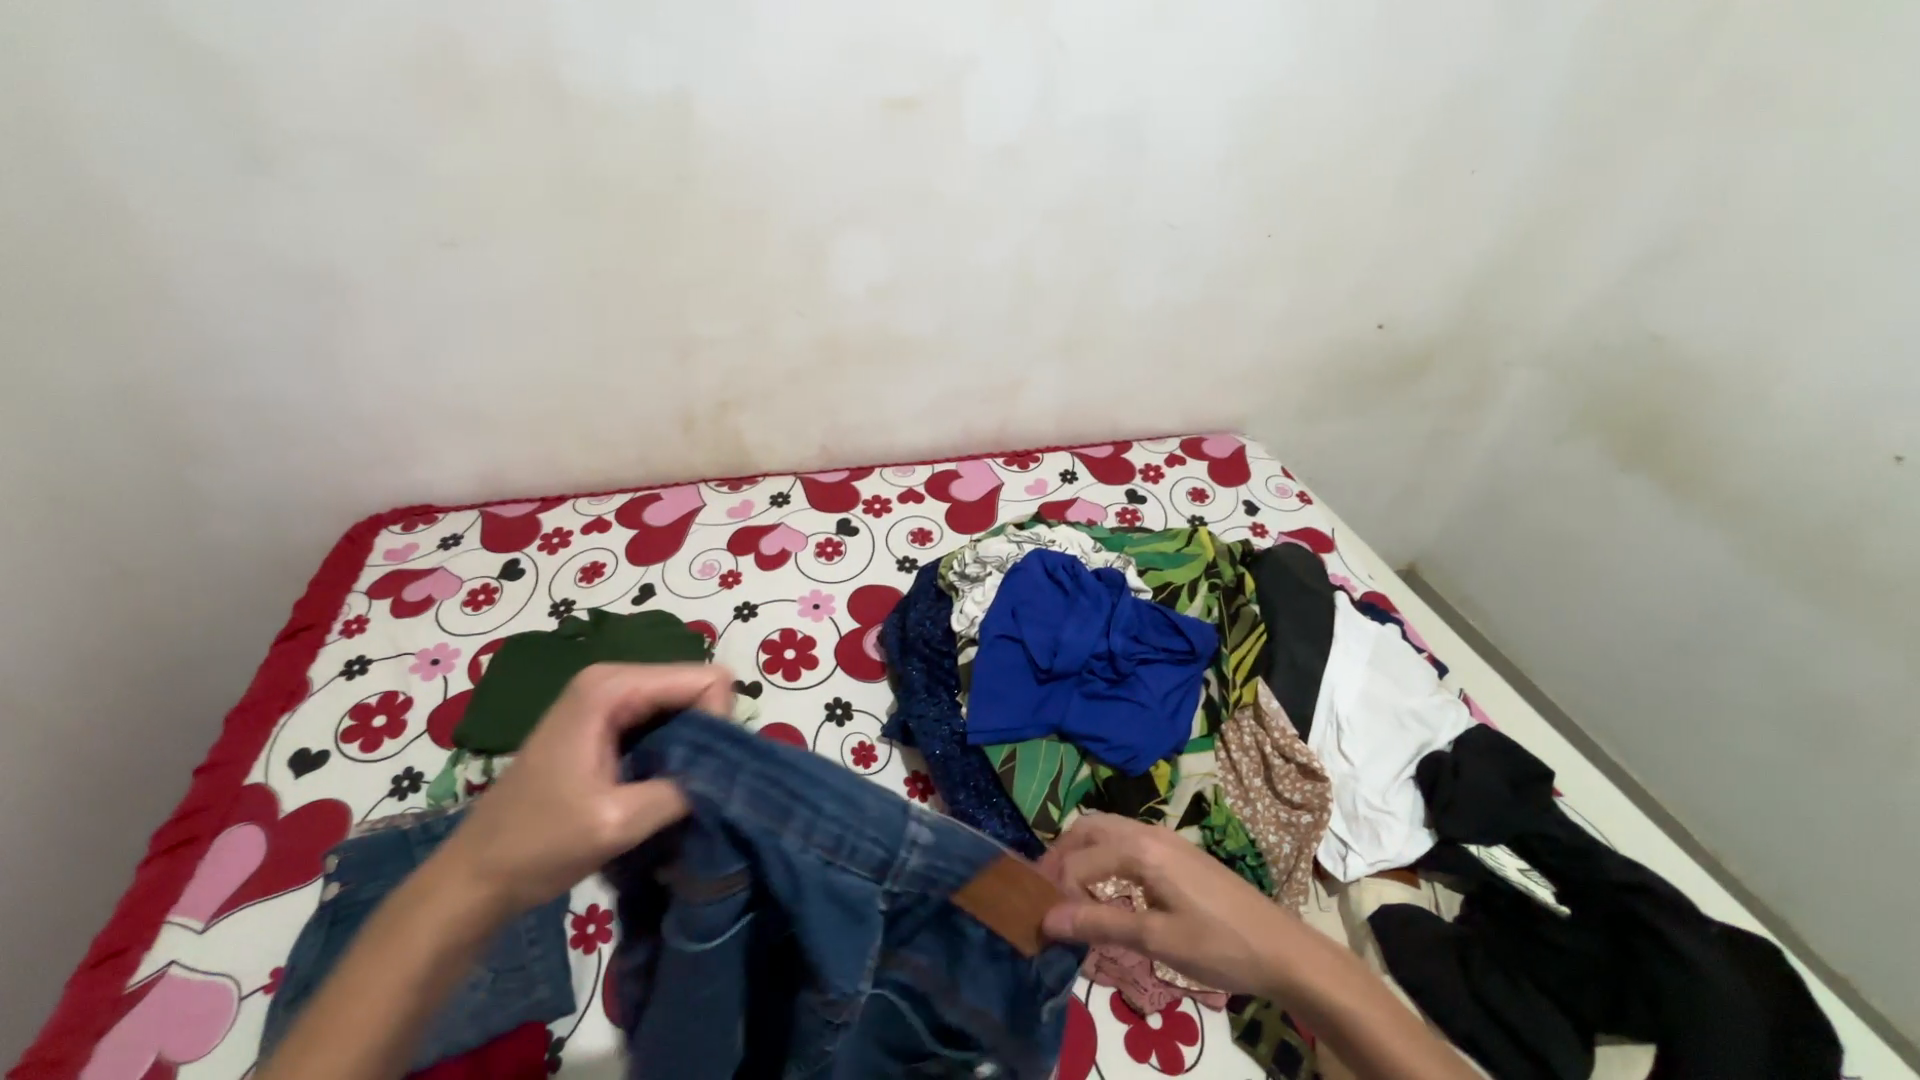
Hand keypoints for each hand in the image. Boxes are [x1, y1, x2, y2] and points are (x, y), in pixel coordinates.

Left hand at [435, 662, 732, 915]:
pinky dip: (674, 752)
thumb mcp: (620, 822)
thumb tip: (734, 775)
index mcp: (611, 688)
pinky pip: (663, 722)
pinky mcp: (605, 723)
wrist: (475, 876)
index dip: (718, 725)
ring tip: (681, 792)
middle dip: (708, 735)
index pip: (706, 680)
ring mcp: (607, 700)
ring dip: (693, 748)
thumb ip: (684, 788)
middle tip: (695, 789)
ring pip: (684, 707)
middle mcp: (611, 679)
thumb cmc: (538, 845)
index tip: (703, 775)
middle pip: (696, 688)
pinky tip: (664, 788)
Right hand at [1038, 812, 1305, 997]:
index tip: (1042, 921)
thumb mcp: (1156, 940)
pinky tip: (1106, 888)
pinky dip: (1103, 855)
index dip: (1055, 889)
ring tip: (1068, 891)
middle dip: (1061, 855)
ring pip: (1108, 830)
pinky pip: (1126, 841)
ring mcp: (1166, 839)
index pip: (1080, 861)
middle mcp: (1149, 832)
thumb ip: (1100, 924)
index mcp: (1141, 850)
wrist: (1282, 949)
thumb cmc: (1219, 945)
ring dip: (1082, 852)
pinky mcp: (1178, 852)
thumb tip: (1048, 919)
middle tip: (1044, 892)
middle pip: (1088, 828)